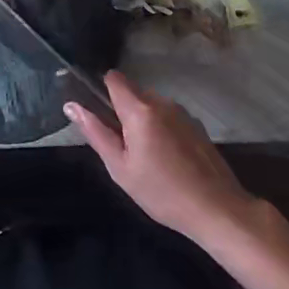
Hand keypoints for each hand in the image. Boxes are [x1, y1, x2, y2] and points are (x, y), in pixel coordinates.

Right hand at [67, 71, 257, 241]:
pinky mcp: (196, 126)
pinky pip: (168, 117)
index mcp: (140, 110)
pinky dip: (161, 129)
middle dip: (122, 111)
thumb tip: (72, 106)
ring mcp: (182, 113)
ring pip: (151, 105)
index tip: (99, 113)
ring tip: (146, 157)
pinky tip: (167, 160)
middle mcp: (162, 102)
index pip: (114, 78)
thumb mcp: (120, 168)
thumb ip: (95, 133)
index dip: (102, 90)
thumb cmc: (162, 192)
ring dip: (142, 121)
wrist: (217, 210)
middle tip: (122, 146)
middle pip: (132, 92)